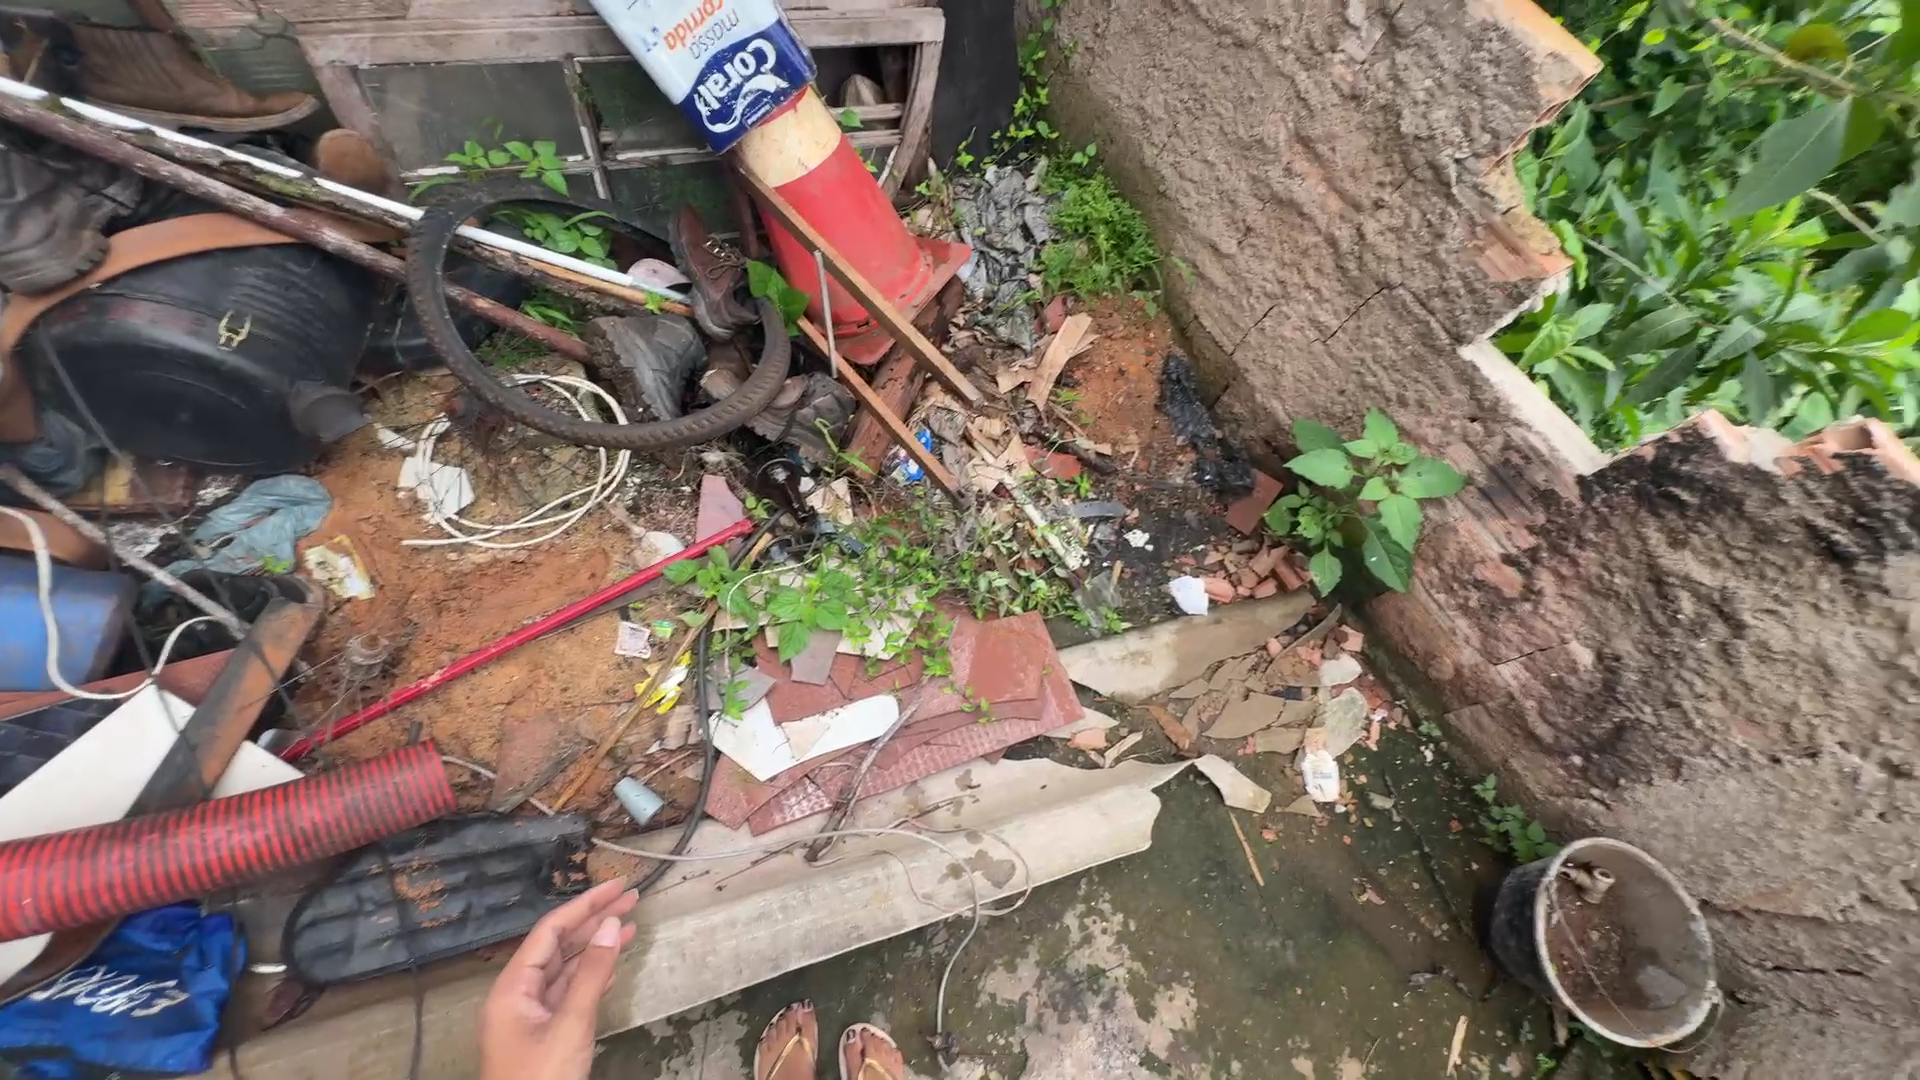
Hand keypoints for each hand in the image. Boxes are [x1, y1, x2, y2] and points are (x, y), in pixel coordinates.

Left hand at [479, 879, 638, 1079]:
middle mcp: (518, 995)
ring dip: (598, 945)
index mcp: (512, 988)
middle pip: (559, 944)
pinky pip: (570, 990)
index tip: (619, 885)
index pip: (551, 930)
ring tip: (633, 923)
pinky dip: (594, 972)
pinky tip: (615, 962)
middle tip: (634, 898)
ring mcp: (531, 1016)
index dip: (586, 904)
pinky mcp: (545, 1033)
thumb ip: (591, 973)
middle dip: (596, 919)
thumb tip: (612, 924)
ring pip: (567, 966)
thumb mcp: (571, 1026)